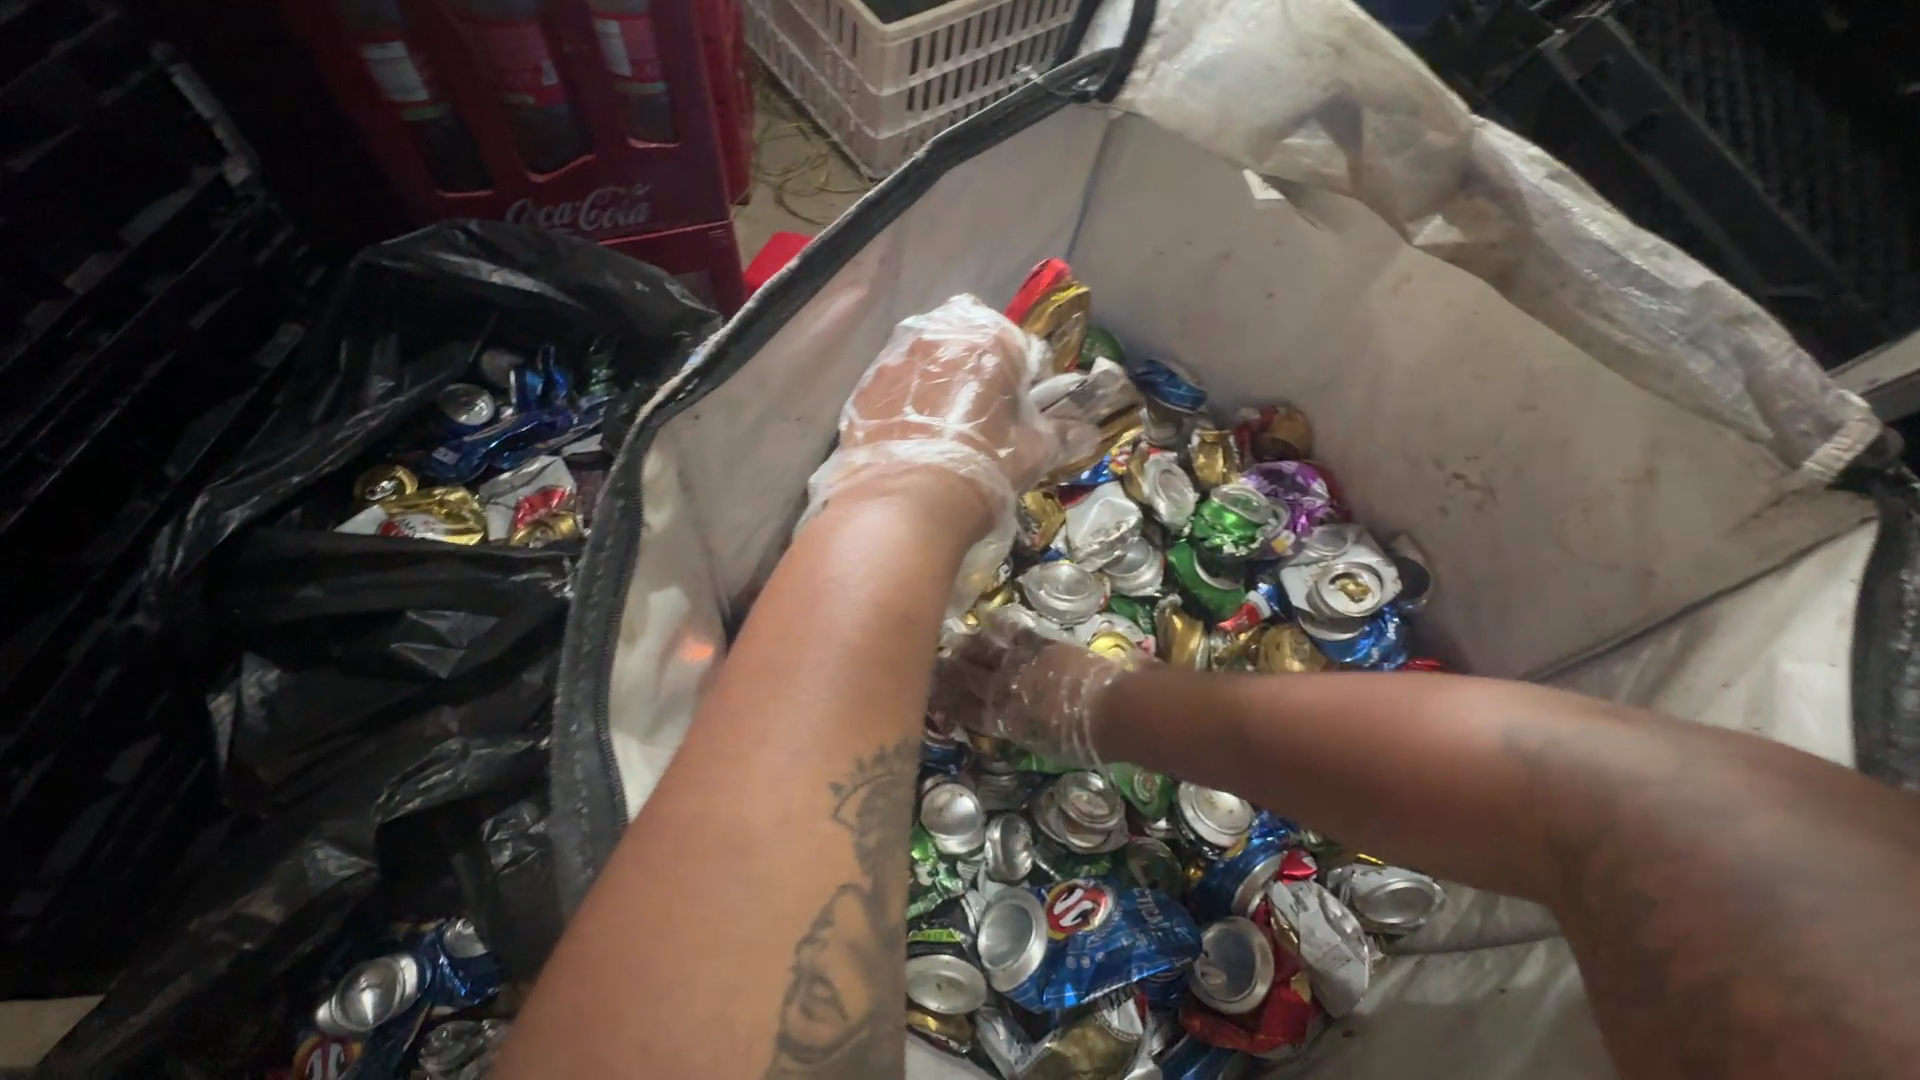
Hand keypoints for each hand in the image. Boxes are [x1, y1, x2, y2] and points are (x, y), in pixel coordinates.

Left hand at [803, 295, 1066, 543]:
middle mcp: (938, 336)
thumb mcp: (1033, 453)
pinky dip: (901, 409)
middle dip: (976, 374)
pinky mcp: (863, 392)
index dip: (1024, 380)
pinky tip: (908, 444)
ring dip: (937, 388)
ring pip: (925, 365)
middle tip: (981, 421)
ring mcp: (894, 361)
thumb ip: (1061, 434)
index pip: (1019, 347)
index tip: (1021, 412)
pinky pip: (892, 392)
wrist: (905, 505)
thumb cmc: (983, 470)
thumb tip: (1088, 432)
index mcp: (989, 340)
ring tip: (940, 435)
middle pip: (966, 348)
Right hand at [934, 610, 1134, 766]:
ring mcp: (1018, 664)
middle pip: (965, 678)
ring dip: (967, 646)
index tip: (933, 695)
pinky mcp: (1038, 644)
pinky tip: (989, 618)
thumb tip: (1012, 720)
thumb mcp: (1044, 744)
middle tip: (935, 662)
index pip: (965, 711)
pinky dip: (998, 624)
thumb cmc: (1084, 740)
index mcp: (1003, 721)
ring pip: (981, 650)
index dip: (947, 702)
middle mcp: (1002, 691)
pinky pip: (1010, 630)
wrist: (1109, 711)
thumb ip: (1022, 729)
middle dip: (947, 671)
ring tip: (957, 641)